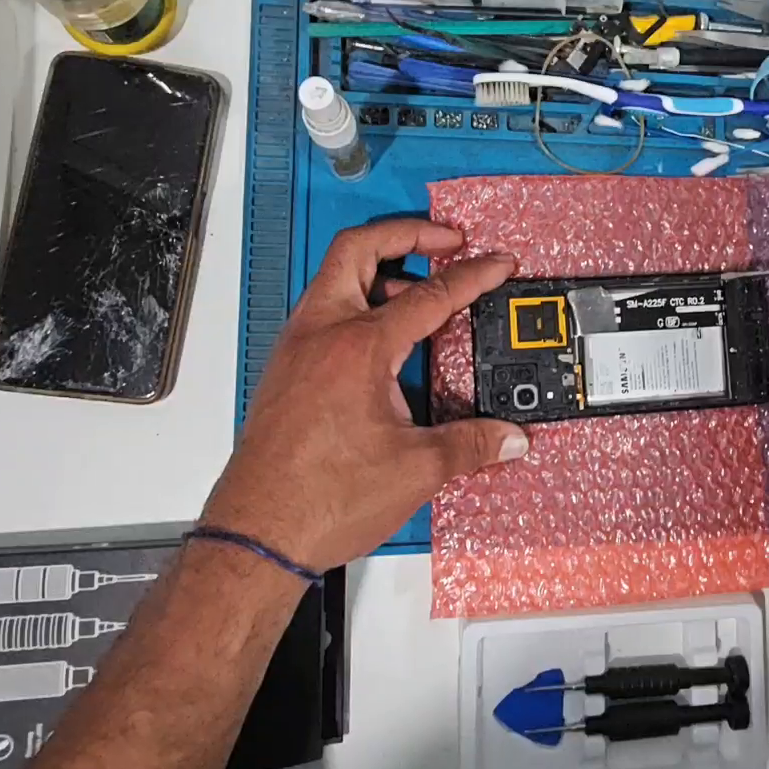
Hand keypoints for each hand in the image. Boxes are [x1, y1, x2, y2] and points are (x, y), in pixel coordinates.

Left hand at [203, 219, 528, 570]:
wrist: (257, 535)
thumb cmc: (322, 499)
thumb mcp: (416, 470)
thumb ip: (472, 444)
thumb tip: (511, 437)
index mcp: (358, 348)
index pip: (430, 295)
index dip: (473, 275)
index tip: (498, 264)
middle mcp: (322, 334)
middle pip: (359, 249)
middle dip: (407, 233)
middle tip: (447, 240)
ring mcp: (298, 348)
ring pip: (336, 276)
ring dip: (380, 266)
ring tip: (420, 285)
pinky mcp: (288, 369)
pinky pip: (325, 310)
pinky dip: (359, 300)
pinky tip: (385, 335)